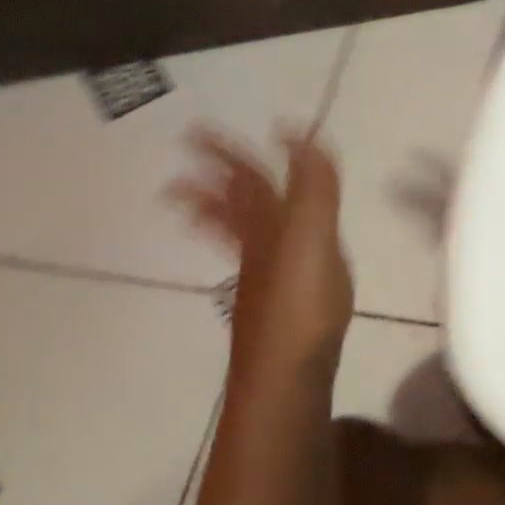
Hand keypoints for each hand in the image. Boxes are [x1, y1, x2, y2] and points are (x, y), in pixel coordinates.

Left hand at [169, 126, 354, 380]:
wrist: (285, 376)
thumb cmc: (302, 306)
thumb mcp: (314, 240)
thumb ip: (314, 191)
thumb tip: (302, 133)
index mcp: (267, 228)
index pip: (246, 182)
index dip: (233, 155)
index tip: (207, 128)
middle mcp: (256, 247)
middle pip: (228, 206)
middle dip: (213, 178)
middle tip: (190, 154)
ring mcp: (261, 278)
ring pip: (233, 235)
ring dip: (216, 211)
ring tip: (197, 199)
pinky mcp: (274, 304)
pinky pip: (254, 261)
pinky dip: (248, 245)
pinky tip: (258, 256)